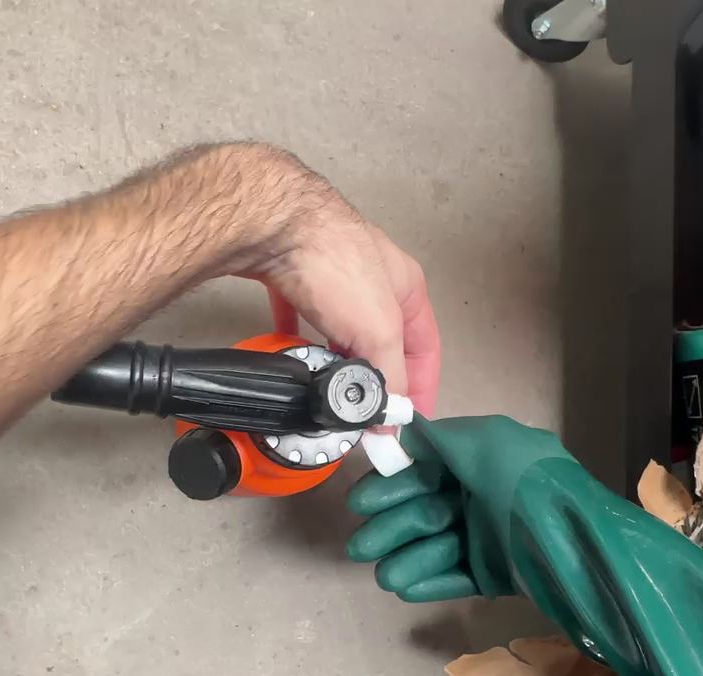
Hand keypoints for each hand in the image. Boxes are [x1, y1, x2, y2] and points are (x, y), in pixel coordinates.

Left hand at [224, 150, 441, 416]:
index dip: (421, 388)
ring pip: (343, 331)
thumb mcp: (379, 333)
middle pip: (384, 342)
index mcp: (407, 290)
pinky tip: (292, 356)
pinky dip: (300, 338)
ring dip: (340, 361)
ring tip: (331, 392)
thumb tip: (391, 422)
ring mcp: (334, 276)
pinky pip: (300, 315)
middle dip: (376, 379)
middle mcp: (375, 281)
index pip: (425, 351)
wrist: (276, 225)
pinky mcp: (295, 276)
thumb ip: (389, 379)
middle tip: (365, 415)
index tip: (409, 423)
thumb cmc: (337, 266)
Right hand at [345, 416, 574, 600]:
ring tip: (382, 578)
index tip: (360, 502)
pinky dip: (430, 581)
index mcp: (481, 462)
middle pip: (424, 512)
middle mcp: (481, 497)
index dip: (390, 486)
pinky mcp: (496, 574)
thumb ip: (440, 437)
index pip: (424, 472)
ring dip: (406, 559)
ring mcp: (489, 537)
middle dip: (390, 529)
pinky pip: (457, 576)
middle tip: (359, 549)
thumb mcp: (484, 442)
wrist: (572, 540)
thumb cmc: (522, 483)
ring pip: (437, 547)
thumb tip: (405, 431)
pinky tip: (404, 588)